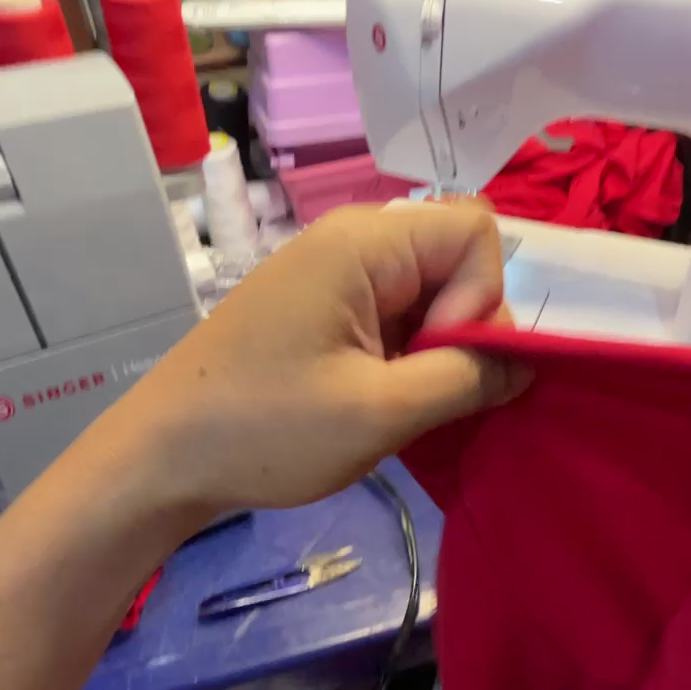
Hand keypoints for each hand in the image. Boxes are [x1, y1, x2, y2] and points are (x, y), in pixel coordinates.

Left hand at [95, 202, 526, 512]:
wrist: (164, 458)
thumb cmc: (266, 428)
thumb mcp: (380, 411)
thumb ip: (466, 378)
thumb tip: (526, 361)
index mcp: (364, 242)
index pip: (476, 231)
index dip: (481, 298)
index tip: (439, 360)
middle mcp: (353, 243)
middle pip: (455, 263)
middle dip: (462, 329)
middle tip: (420, 393)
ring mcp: (335, 279)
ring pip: (428, 297)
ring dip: (434, 353)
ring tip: (396, 406)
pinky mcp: (324, 315)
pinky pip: (395, 320)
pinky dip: (407, 361)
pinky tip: (380, 402)